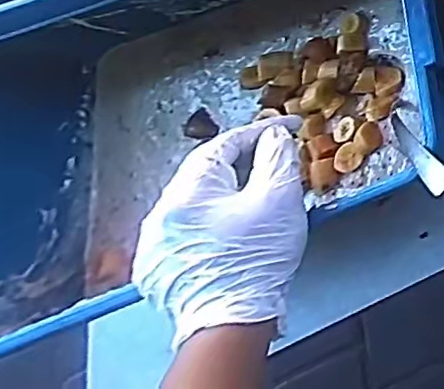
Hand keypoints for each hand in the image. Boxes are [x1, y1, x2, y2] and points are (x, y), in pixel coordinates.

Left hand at [134, 116, 306, 349]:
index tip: (289, 125)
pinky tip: (238, 213)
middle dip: (244, 155)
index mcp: (186, 196)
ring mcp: (154, 243)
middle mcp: (160, 217)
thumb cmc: (258, 252)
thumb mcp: (279, 195)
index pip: (221, 146)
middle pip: (205, 171)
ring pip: (197, 196)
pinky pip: (189, 221)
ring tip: (262, 179)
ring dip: (230, 182)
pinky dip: (216, 207)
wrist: (232, 317)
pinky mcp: (158, 264)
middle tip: (278, 148)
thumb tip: (274, 135)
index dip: (259, 130)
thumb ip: (276, 156)